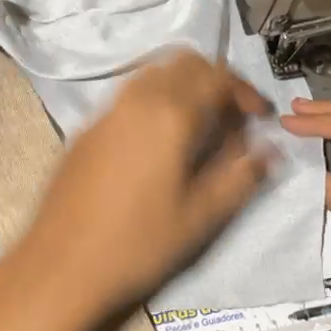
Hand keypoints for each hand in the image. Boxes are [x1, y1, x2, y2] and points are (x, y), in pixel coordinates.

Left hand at [25, 50, 272, 310]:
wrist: (60, 267)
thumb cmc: (138, 245)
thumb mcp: (202, 217)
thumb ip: (241, 176)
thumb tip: (270, 149)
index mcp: (170, 114)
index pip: (218, 76)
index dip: (246, 92)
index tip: (260, 118)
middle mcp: (136, 100)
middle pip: (183, 62)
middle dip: (215, 81)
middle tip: (231, 118)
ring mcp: (104, 113)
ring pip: (152, 75)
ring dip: (183, 88)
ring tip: (199, 129)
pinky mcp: (85, 131)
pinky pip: (128, 97)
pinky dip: (155, 102)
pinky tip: (159, 145)